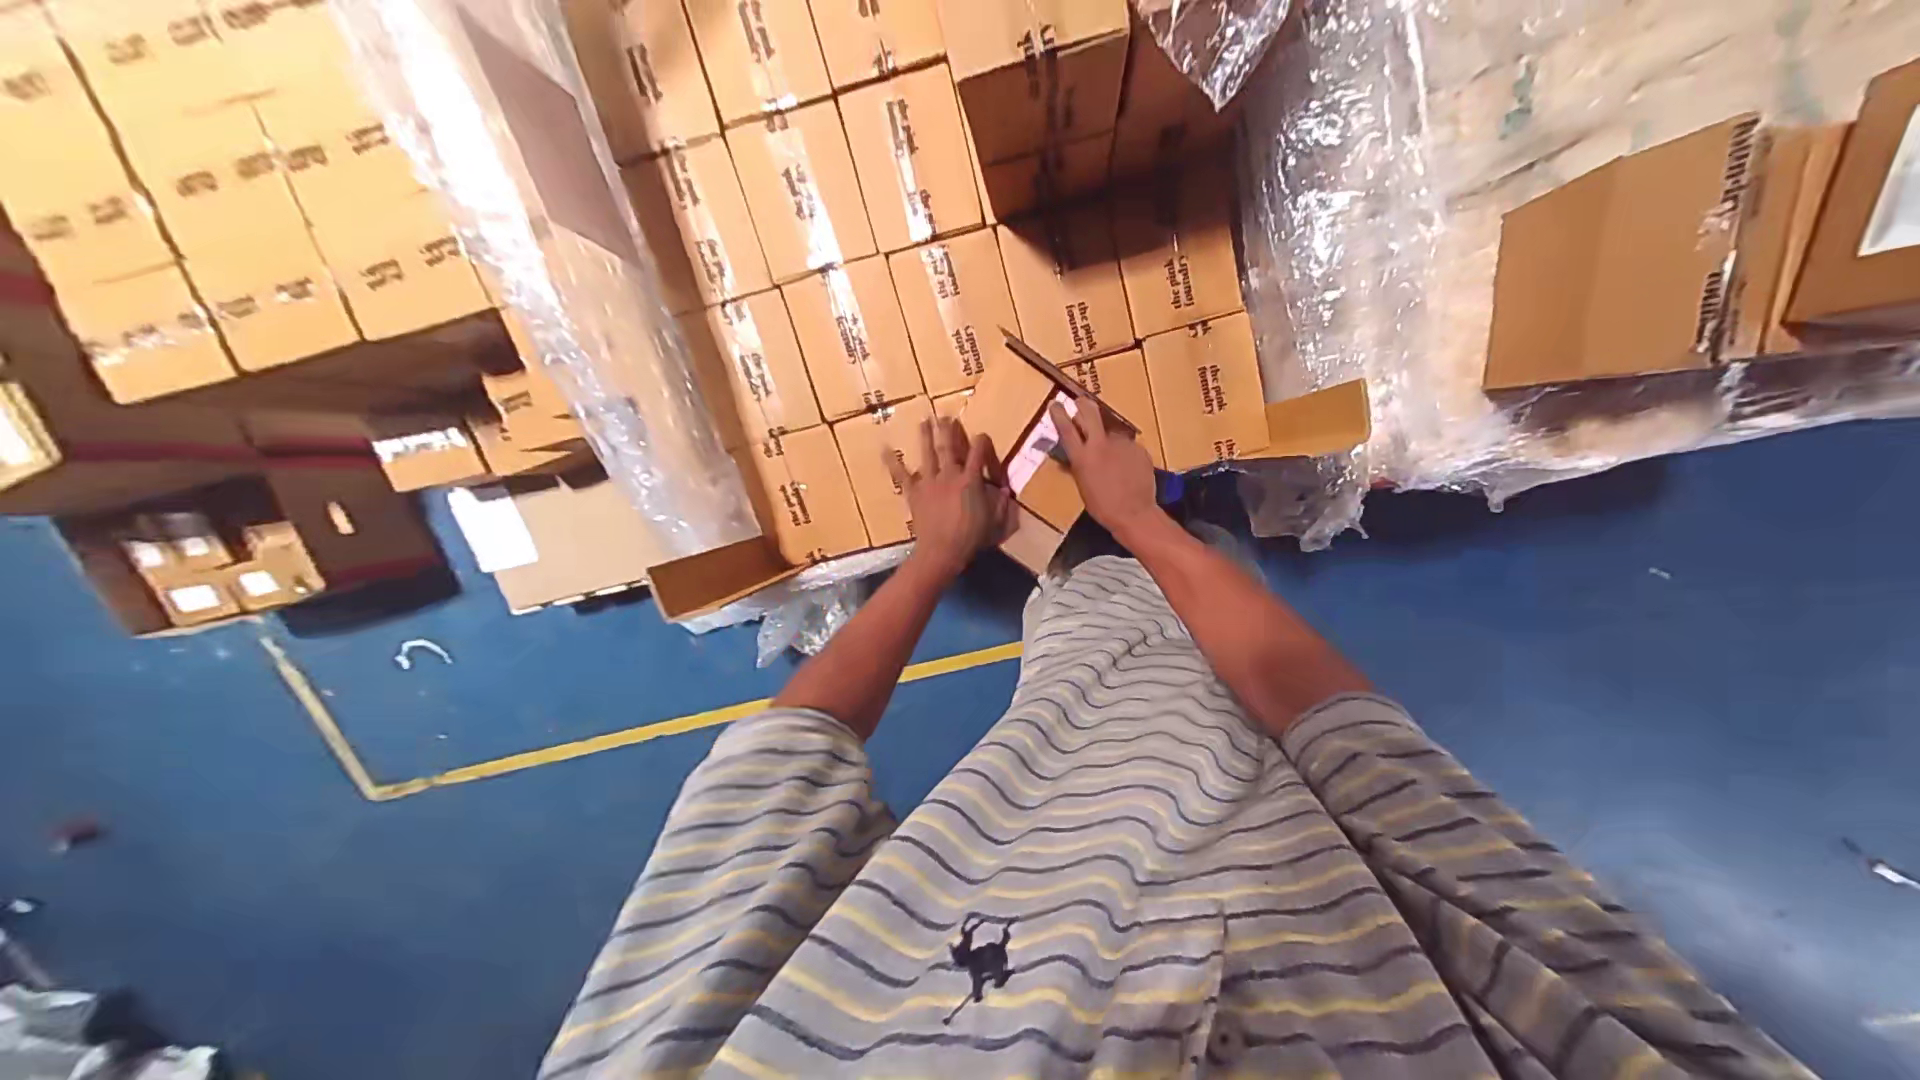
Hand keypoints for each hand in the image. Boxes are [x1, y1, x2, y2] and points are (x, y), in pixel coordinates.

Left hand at [888, 417, 1015, 580]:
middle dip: (948, 430)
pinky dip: (893, 463)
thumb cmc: (971, 538)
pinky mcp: (914, 493)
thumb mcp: (995, 522)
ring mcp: (930, 482)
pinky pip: (902, 476)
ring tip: (924, 421)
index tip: (982, 438)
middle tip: (945, 416)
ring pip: (927, 454)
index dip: (982, 442)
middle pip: (949, 446)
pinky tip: (885, 450)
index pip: (979, 451)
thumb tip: (1004, 491)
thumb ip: (1001, 505)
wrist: (942, 550)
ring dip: (926, 436)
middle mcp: (949, 474)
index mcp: (971, 479)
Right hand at [1049, 395, 1163, 543]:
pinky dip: (1125, 453)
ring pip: (1111, 431)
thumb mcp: (1083, 485)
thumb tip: (1076, 455)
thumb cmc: (1102, 506)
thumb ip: (1080, 465)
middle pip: (1090, 413)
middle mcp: (1100, 444)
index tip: (1055, 403)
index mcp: (1082, 457)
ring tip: (1112, 457)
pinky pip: (1128, 446)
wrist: (1134, 513)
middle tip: (1080, 401)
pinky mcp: (1139, 448)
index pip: (1066, 428)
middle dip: (1083, 404)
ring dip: (1108, 438)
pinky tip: (1127, 467)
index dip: (1058, 414)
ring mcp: (1122, 444)